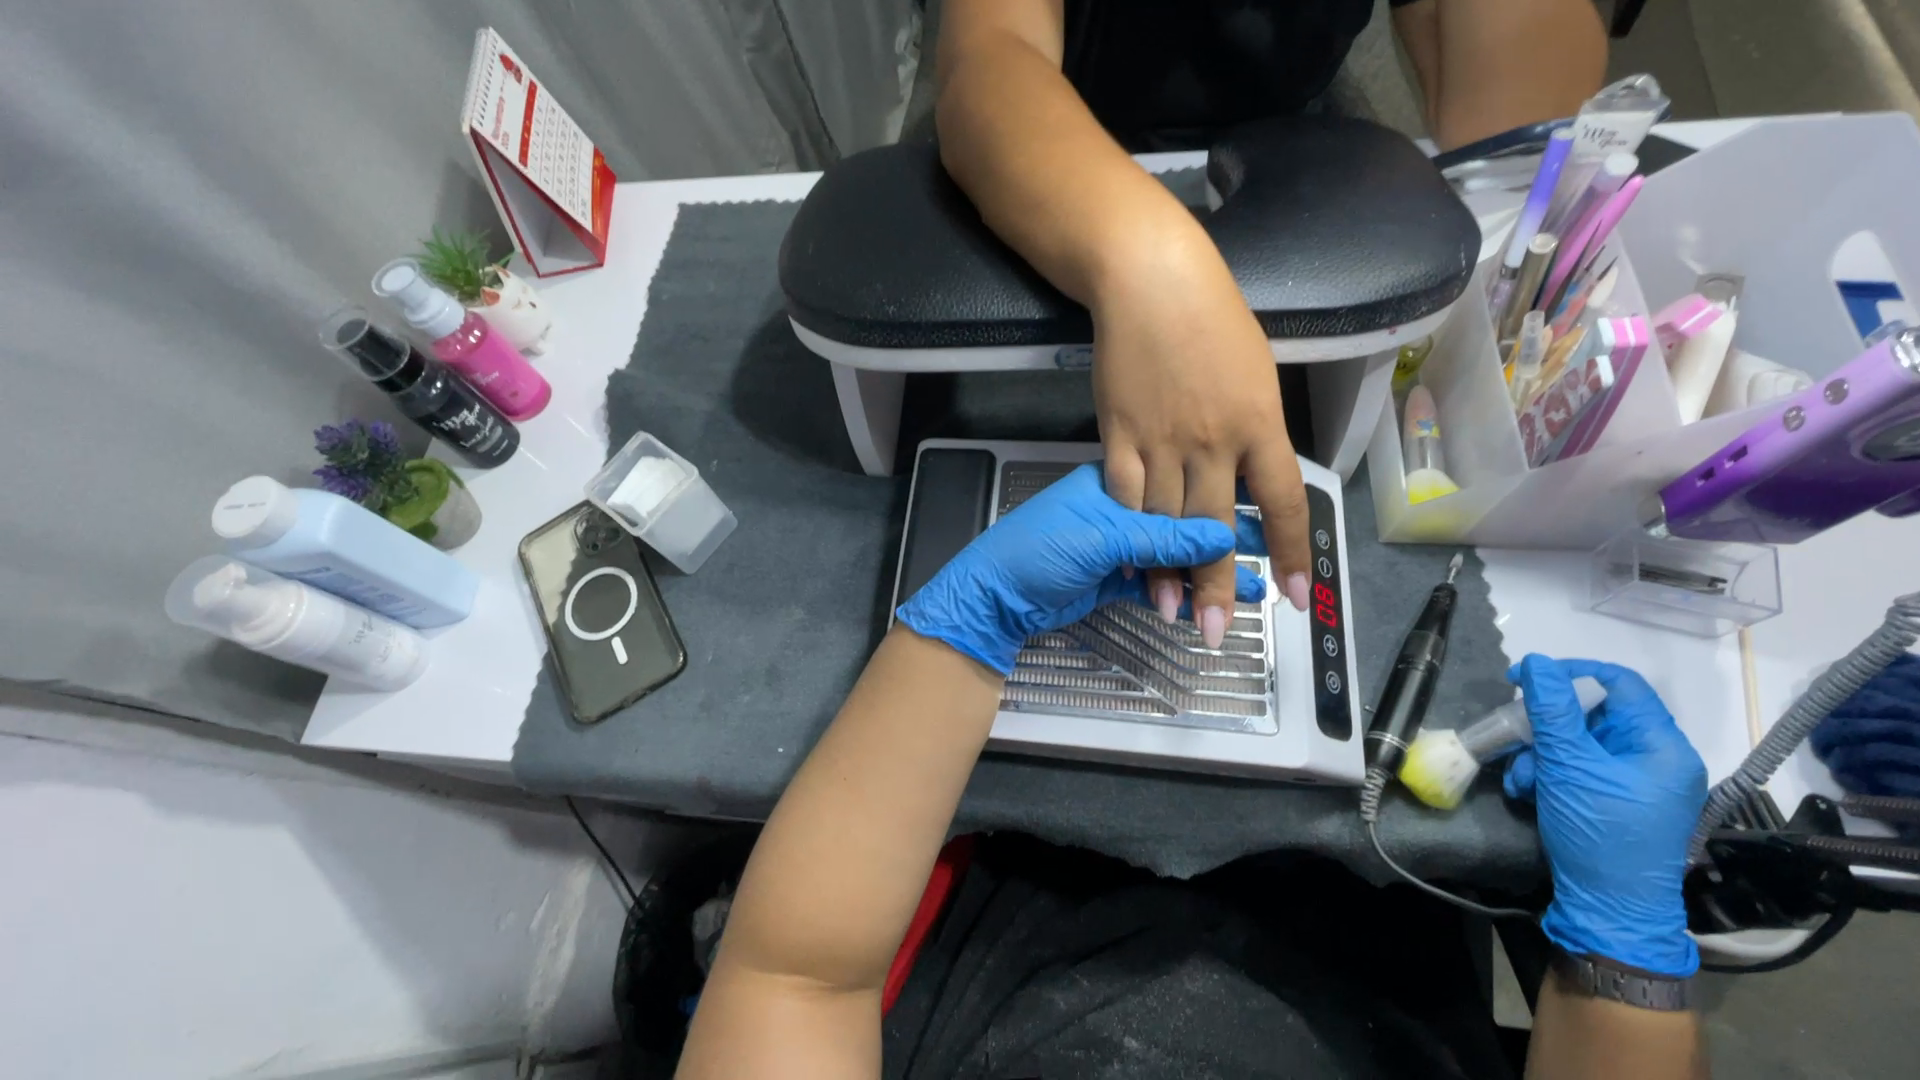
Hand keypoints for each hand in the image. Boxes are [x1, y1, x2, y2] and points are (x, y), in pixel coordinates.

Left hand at [896, 464, 1265, 673]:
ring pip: (1172, 559)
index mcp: (1115, 482)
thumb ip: (1160, 538)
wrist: (993, 597)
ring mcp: (1117, 547)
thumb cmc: (1038, 551)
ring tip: (1249, 588)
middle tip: (1266, 556)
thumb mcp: (1100, 538)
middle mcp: (1121, 510)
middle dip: (1222, 543)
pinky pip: (1154, 585)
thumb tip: (1221, 537)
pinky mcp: (1112, 580)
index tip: (1258, 518)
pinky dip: (1178, 595)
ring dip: (1206, 574)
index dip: (1217, 503)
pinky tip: (1206, 604)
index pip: (1178, 487)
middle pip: (1181, 524)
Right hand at [1092, 257, 1310, 644]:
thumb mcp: (1254, 371)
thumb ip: (1256, 430)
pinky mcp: (1118, 434)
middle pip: (1215, 525)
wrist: (1150, 281)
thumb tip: (1253, 477)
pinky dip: (1127, 532)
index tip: (1296, 597)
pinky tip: (1128, 561)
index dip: (1292, 553)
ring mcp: (1161, 439)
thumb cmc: (1211, 318)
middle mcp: (1213, 440)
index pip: (1282, 501)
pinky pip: (1125, 495)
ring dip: (1166, 570)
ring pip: (1163, 519)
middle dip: (1217, 583)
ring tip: (1171, 612)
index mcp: (1259, 421)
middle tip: (1218, 632)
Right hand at [1504, 655, 1707, 976]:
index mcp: (1660, 746)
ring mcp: (1637, 781)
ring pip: (1578, 742)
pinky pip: (1578, 767)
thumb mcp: (1568, 766)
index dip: (1569, 673)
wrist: (1609, 906)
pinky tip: (1530, 791)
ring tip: (1522, 778)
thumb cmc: (1598, 831)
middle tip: (1513, 735)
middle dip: (1546, 725)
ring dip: (1540, 752)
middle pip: (1593, 714)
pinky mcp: (1616, 799)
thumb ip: (1552, 710)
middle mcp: (1655, 758)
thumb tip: (1536, 661)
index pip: (1619, 684)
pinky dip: (1549, 772)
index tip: (1520, 679)